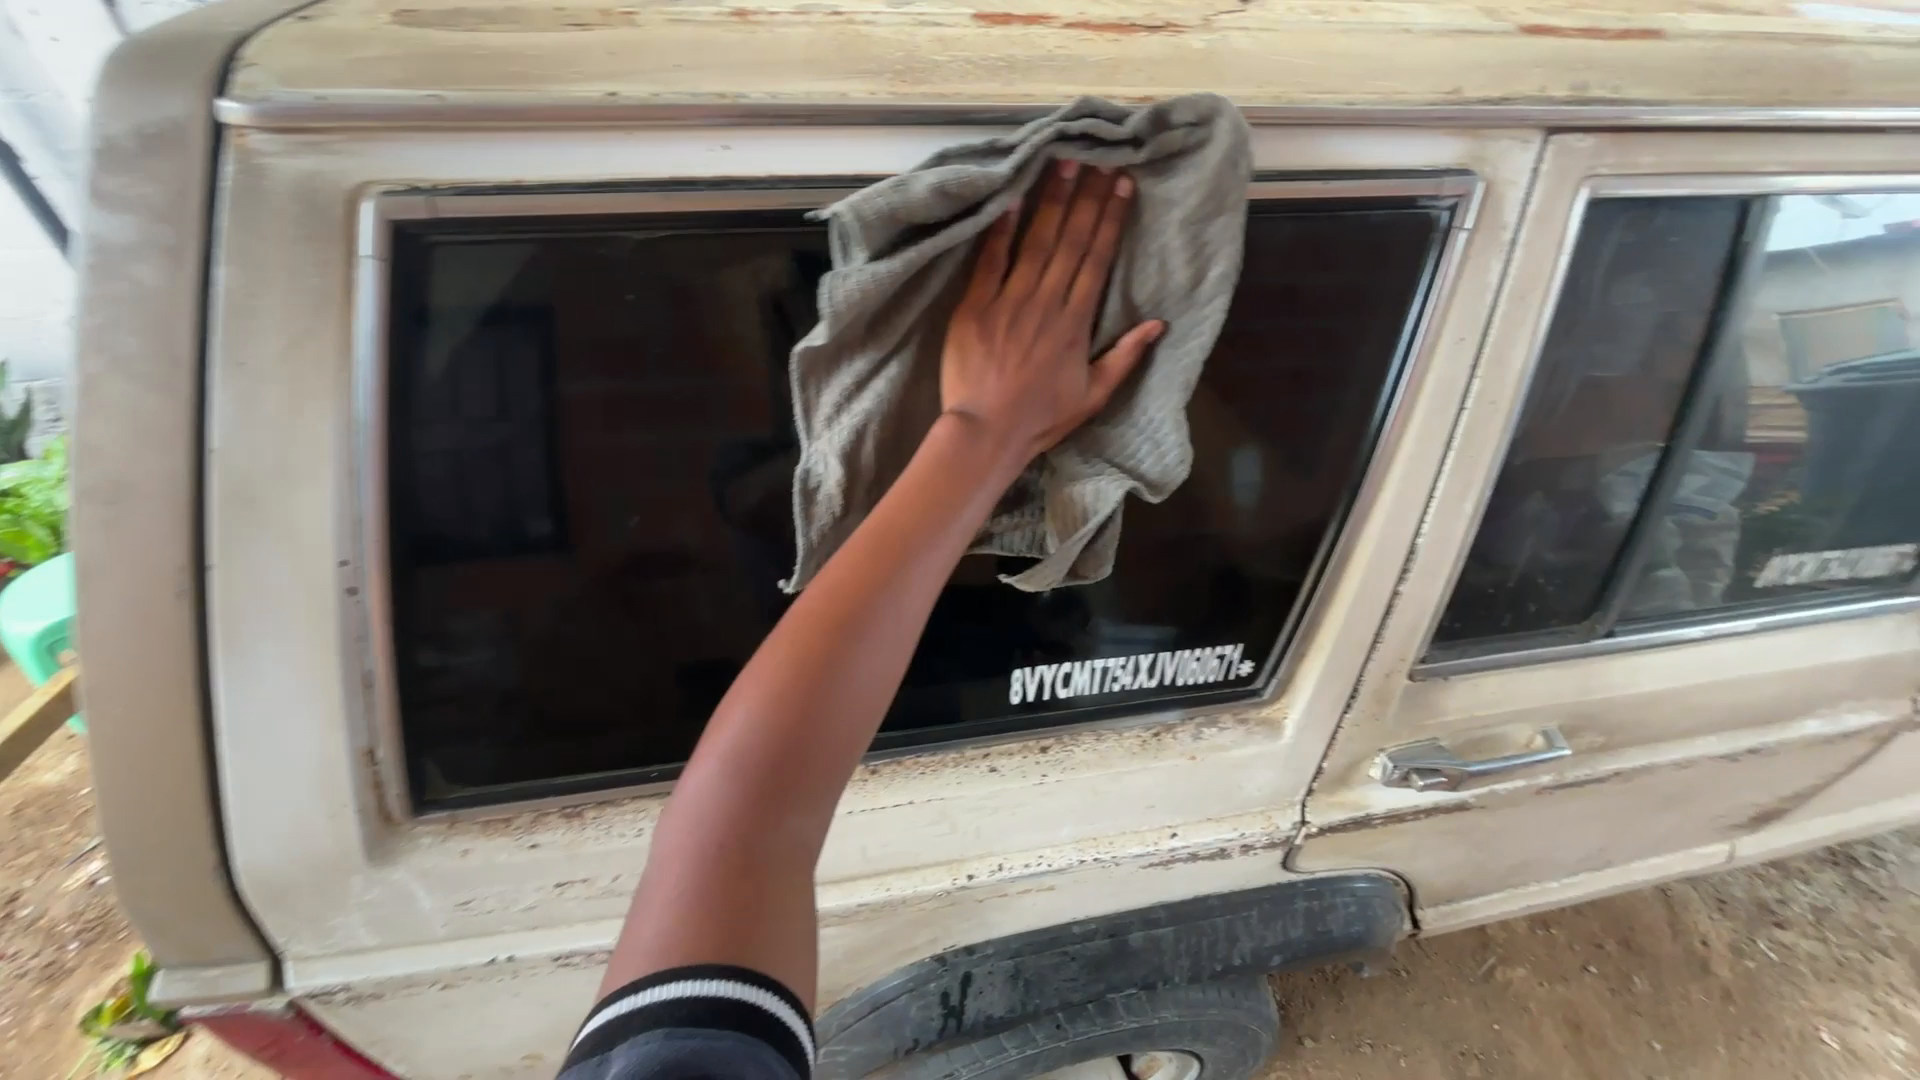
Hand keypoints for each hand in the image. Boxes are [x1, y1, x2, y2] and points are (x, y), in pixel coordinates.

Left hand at [940, 159, 1164, 465]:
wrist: (986, 433)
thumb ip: (1124, 357)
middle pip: (1070, 240)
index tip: (1121, 184)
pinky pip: (990, 260)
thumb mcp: (1093, 396)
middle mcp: (1046, 303)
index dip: (1110, 218)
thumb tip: (1157, 324)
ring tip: (1063, 163)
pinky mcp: (974, 307)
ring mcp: (1008, 302)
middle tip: (1096, 156)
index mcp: (1075, 322)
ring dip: (1050, 200)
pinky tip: (1010, 197)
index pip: (1097, 258)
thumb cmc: (1040, 419)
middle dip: (1086, 196)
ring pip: (1035, 241)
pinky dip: (1000, 229)